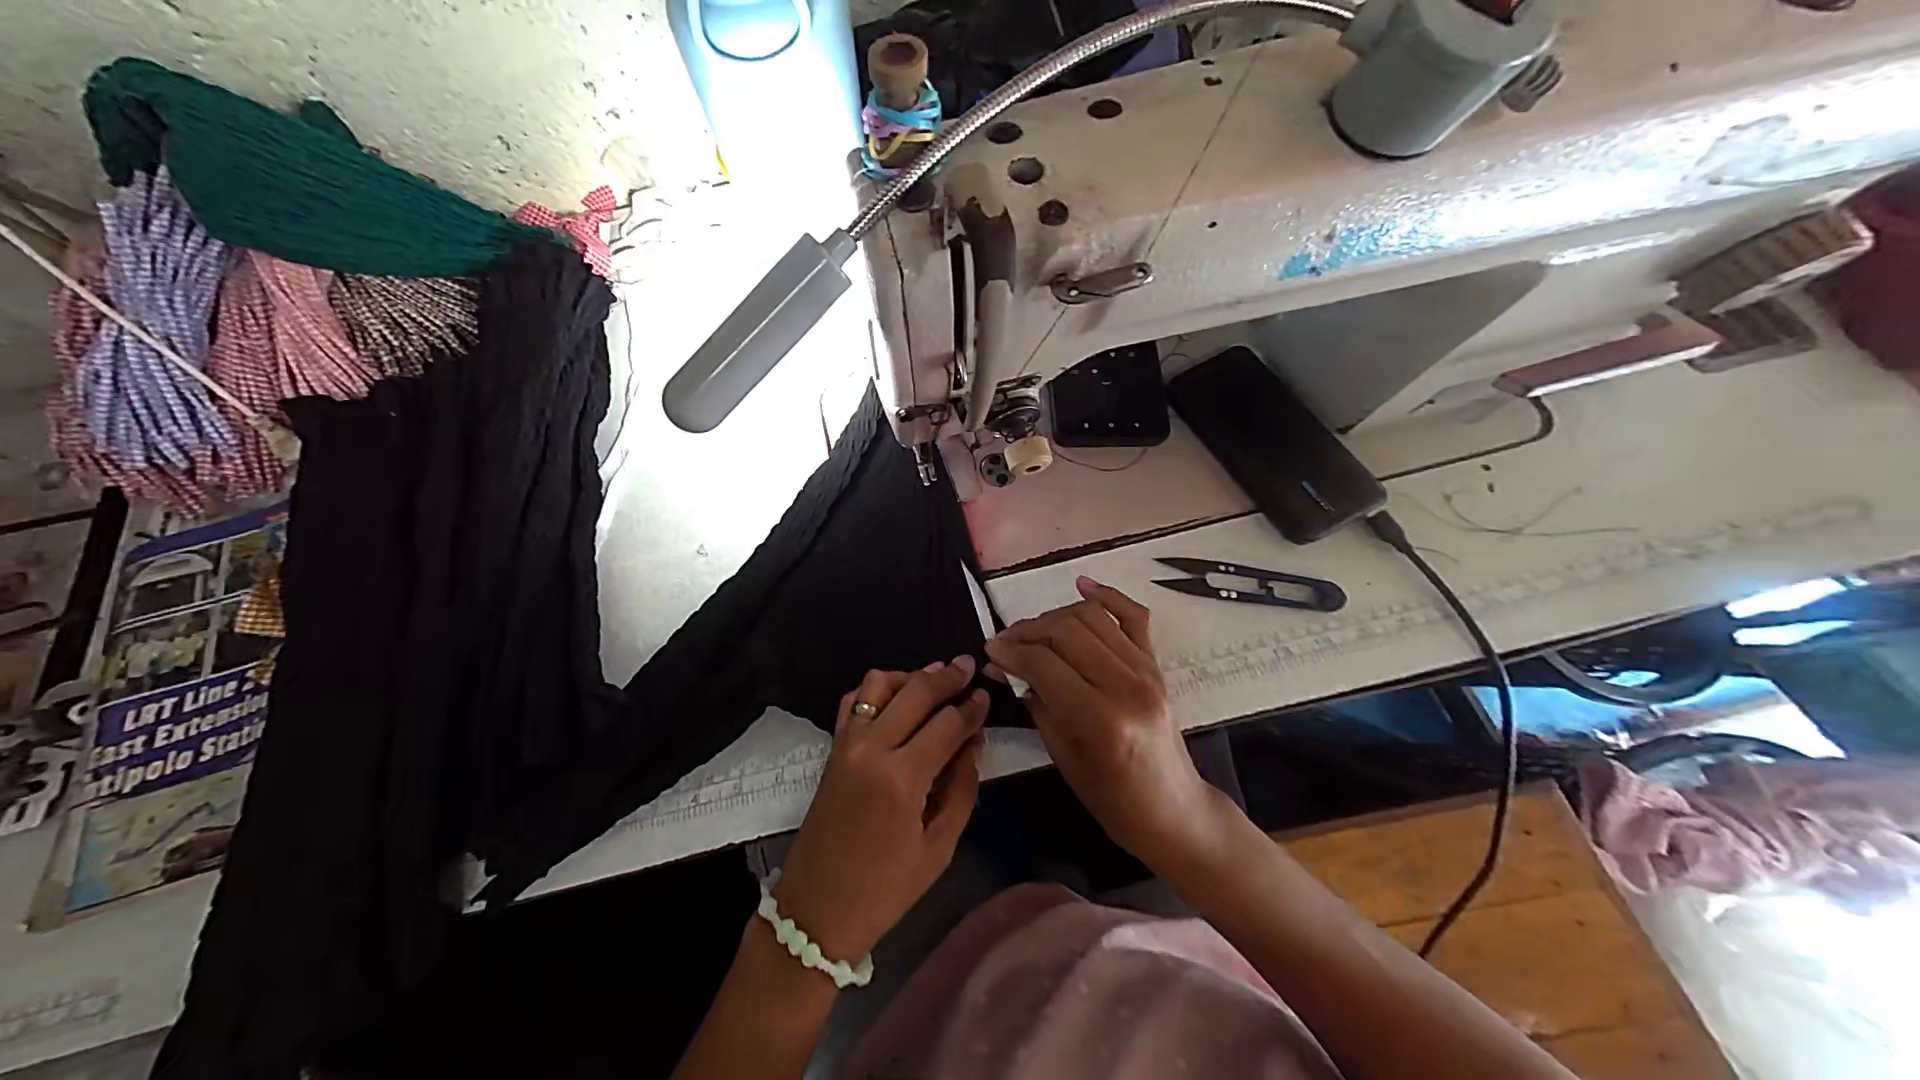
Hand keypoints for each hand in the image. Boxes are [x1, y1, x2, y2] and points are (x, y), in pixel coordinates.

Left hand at [774, 657, 986, 963]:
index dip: (972, 707)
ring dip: (910, 677)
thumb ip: (962, 788)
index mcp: (902, 779)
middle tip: (968, 667)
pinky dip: (877, 690)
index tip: (987, 696)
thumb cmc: (886, 889)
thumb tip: (974, 743)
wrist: (817, 910)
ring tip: (934, 680)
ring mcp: (846, 746)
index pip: (947, 724)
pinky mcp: (832, 750)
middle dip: (946, 676)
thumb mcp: (939, 848)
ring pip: (879, 685)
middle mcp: (871, 750)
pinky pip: (854, 702)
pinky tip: (896, 699)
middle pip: (915, 691)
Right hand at [984, 577, 1228, 870]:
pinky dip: (1108, 595)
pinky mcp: (1157, 665)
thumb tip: (1002, 666)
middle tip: (1005, 641)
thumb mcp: (1063, 757)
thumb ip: (1035, 703)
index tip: (989, 649)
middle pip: (1066, 633)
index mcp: (1101, 719)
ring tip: (1031, 630)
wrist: (1173, 811)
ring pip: (1093, 618)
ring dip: (1055, 616)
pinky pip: (1134, 617)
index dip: (1011, 651)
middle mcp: (1127, 686)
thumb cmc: (1113, 800)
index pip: (1045, 664)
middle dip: (1028, 631)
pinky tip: (1082, 585)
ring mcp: (1147, 671)